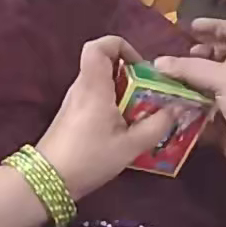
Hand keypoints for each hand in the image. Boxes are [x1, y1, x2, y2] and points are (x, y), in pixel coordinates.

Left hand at [35, 36, 179, 198]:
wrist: (48, 180)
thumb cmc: (89, 158)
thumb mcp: (130, 146)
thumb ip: (157, 125)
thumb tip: (177, 108)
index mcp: (94, 86)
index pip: (99, 46)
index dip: (121, 46)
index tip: (140, 66)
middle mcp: (81, 88)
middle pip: (104, 65)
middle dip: (131, 75)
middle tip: (150, 95)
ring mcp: (74, 101)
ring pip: (101, 83)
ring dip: (123, 93)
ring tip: (142, 114)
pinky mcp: (71, 116)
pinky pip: (95, 99)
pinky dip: (112, 105)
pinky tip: (125, 128)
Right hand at [153, 19, 225, 165]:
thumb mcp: (225, 78)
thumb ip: (191, 69)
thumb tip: (158, 62)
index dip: (216, 26)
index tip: (192, 27)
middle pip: (220, 57)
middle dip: (200, 54)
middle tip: (181, 55)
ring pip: (207, 83)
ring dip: (189, 80)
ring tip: (171, 78)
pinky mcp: (221, 120)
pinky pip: (201, 107)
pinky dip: (187, 103)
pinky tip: (172, 101)